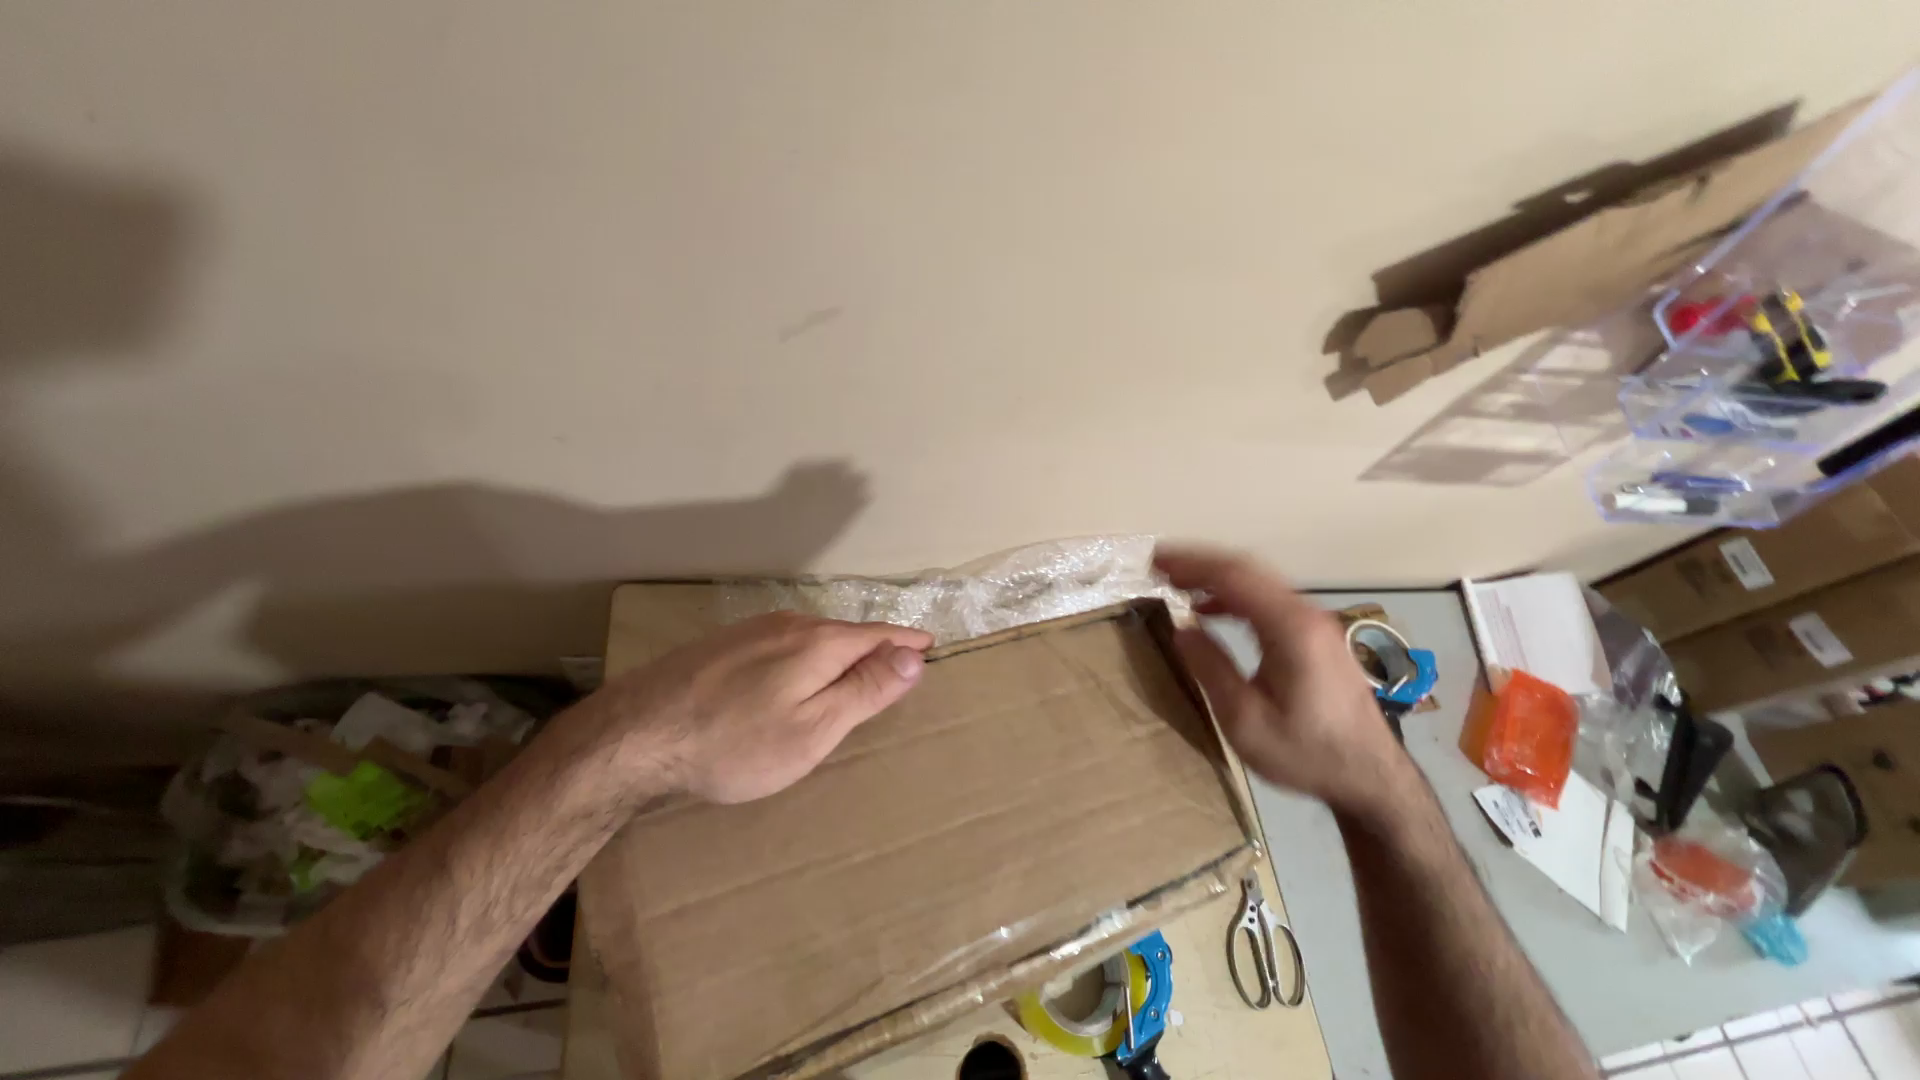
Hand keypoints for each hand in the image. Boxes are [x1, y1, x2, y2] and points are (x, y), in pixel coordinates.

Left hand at [600, 613, 932, 803]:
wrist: (636, 735)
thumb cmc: (735, 744)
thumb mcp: (814, 728)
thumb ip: (865, 689)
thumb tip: (913, 655)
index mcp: (820, 644)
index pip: (880, 636)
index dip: (907, 643)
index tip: (931, 646)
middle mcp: (790, 625)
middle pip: (847, 634)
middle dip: (876, 647)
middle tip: (901, 665)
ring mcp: (752, 631)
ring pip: (814, 638)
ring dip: (841, 653)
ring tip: (856, 671)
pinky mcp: (723, 645)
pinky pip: (784, 645)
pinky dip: (807, 659)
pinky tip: (797, 677)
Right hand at [1154, 545, 1409, 816]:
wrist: (1370, 777)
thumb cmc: (1305, 753)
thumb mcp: (1245, 721)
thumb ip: (1211, 669)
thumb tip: (1181, 630)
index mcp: (1290, 629)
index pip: (1234, 576)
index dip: (1190, 563)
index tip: (1153, 561)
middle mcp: (1307, 615)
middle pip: (1248, 569)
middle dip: (1199, 563)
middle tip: (1157, 565)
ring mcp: (1316, 623)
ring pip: (1260, 582)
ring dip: (1216, 577)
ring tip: (1176, 583)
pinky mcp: (1318, 637)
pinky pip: (1270, 600)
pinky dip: (1235, 595)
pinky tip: (1212, 610)